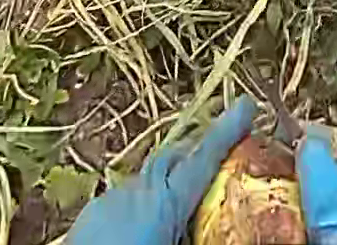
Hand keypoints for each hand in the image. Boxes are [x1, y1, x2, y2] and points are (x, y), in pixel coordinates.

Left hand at [68, 97, 257, 244]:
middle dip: (198, 157)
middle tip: (222, 167)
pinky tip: (147, 232)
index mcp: (162, 201)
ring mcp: (109, 201)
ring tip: (184, 214)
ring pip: (149, 181)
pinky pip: (126, 200)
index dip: (228, 130)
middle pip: (174, 159)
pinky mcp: (89, 216)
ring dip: (168, 188)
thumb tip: (233, 224)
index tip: (248, 105)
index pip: (203, 157)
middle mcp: (137, 190)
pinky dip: (143, 207)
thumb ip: (200, 232)